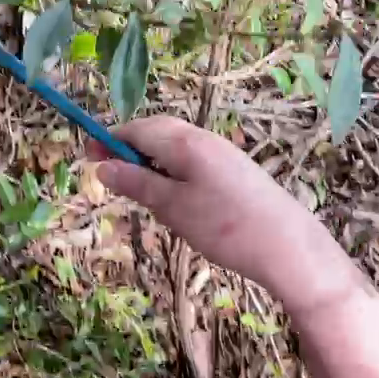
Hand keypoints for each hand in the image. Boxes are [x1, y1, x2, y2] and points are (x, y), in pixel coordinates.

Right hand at [85, 116, 352, 319]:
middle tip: (110, 176)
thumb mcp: (171, 207)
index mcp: (184, 142)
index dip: (108, 140)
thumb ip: (136, 183)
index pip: (136, 129)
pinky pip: (191, 159)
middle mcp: (203, 138)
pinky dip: (172, 171)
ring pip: (173, 146)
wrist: (291, 248)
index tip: (87, 158)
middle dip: (128, 148)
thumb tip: (102, 166)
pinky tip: (175, 201)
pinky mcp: (234, 169)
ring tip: (144, 195)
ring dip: (150, 161)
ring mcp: (222, 152)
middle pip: (155, 131)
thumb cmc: (225, 227)